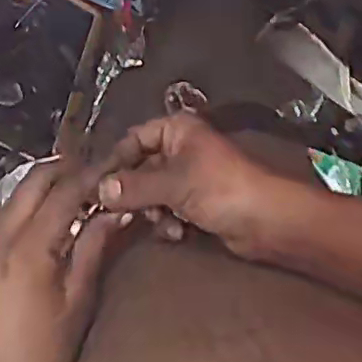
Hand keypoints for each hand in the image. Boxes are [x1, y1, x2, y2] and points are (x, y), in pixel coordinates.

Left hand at [0, 160, 128, 361]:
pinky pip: (11, 209)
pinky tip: (53, 211)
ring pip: (20, 190)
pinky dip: (33, 199)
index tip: (113, 168)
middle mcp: (4, 235)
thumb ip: (95, 247)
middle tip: (96, 173)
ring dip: (49, 181)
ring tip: (79, 188)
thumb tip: (117, 209)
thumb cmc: (46, 352)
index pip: (64, 191)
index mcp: (30, 247)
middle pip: (35, 179)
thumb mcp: (79, 300)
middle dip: (67, 168)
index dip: (90, 175)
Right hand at [96, 114, 308, 260]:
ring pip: (153, 192)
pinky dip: (169, 221)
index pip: (134, 139)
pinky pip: (169, 209)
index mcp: (177, 129)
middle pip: (142, 167)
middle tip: (119, 213)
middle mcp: (181, 148)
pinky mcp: (197, 202)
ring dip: (152, 210)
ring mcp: (189, 176)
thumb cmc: (221, 188)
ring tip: (160, 222)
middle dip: (134, 191)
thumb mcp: (174, 184)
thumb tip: (98, 190)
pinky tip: (177, 232)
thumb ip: (134, 186)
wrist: (266, 221)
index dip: (116, 161)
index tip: (96, 186)